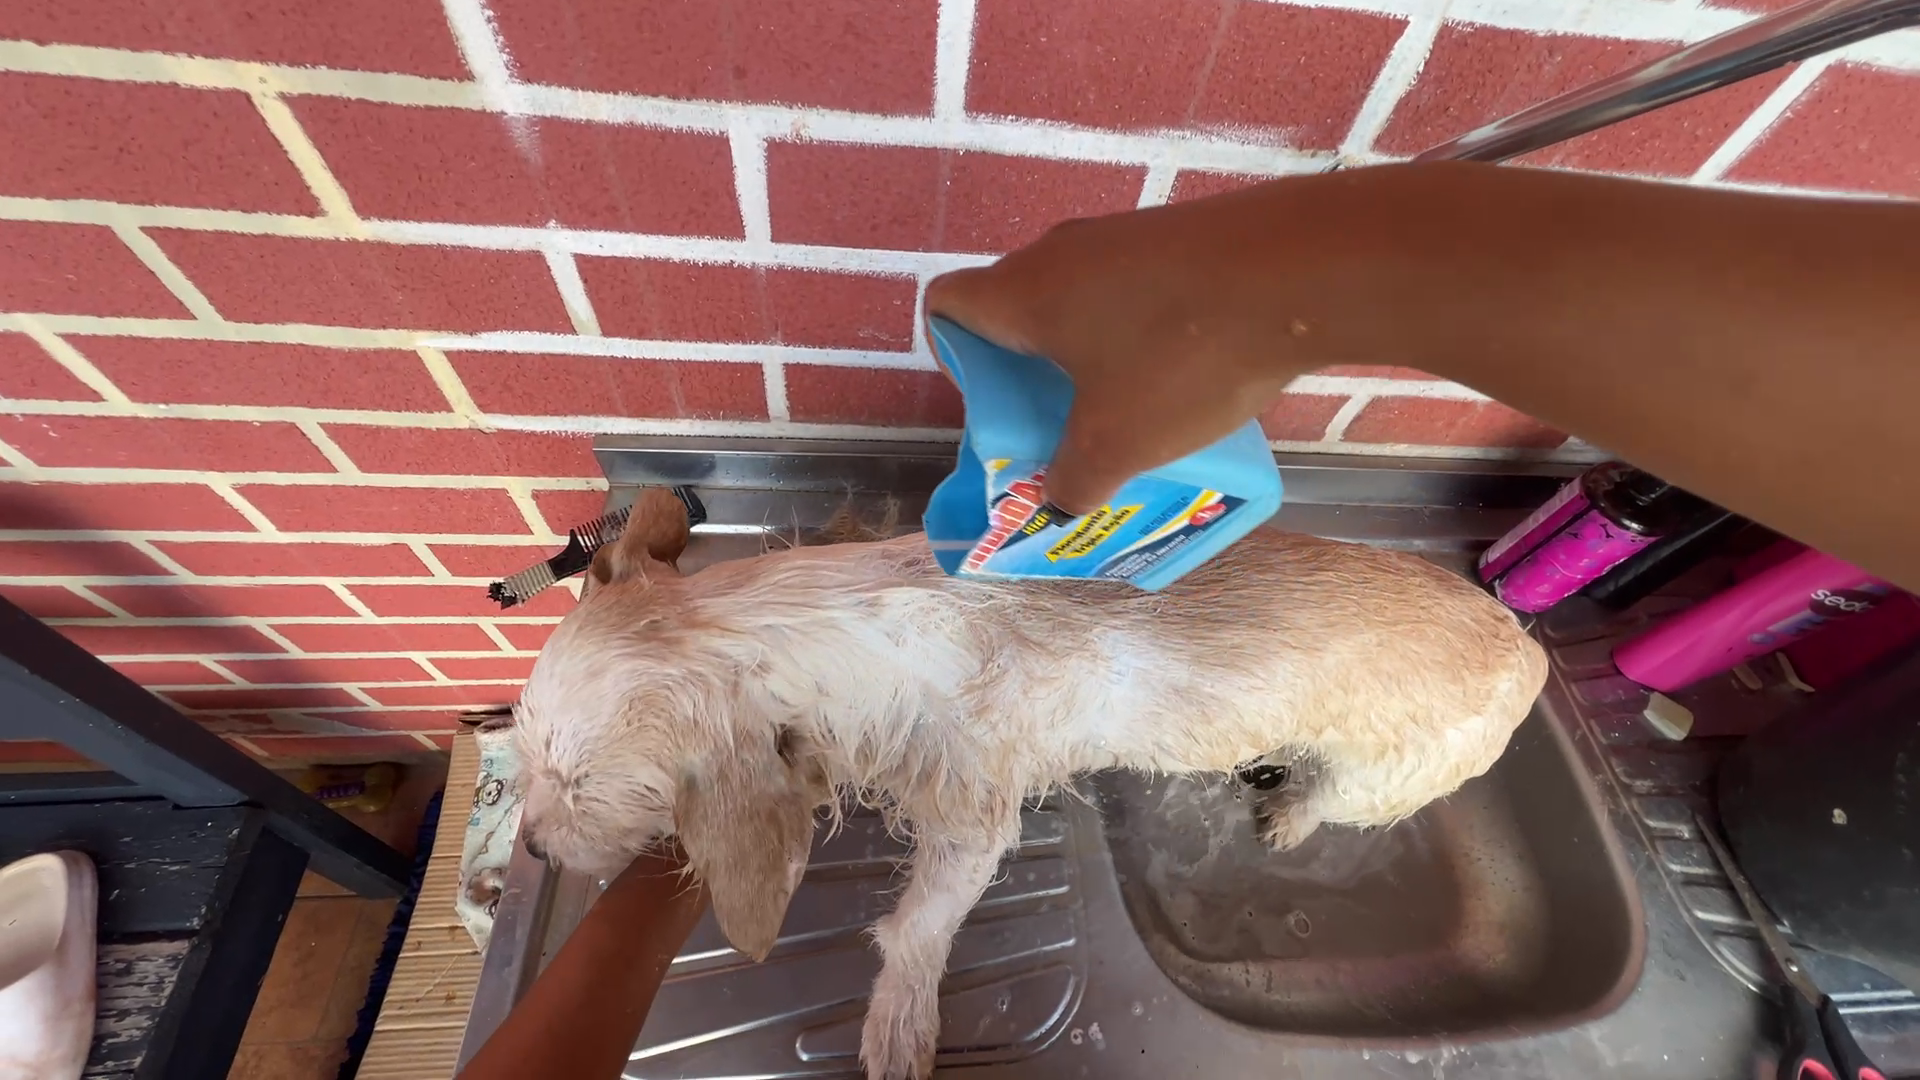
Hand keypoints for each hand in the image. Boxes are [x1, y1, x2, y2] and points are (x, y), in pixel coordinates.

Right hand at [924, 174, 1363, 512]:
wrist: (1306, 271)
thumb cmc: (1182, 357)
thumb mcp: (1118, 444)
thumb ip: (1072, 482)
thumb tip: (1060, 503)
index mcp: (1024, 293)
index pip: (946, 306)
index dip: (952, 354)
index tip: (994, 397)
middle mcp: (1061, 252)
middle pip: (1010, 308)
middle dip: (1022, 369)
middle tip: (1056, 419)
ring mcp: (1121, 236)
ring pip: (1073, 299)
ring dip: (1080, 353)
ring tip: (1120, 405)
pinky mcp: (1174, 234)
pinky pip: (1125, 288)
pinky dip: (1128, 330)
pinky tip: (1176, 369)